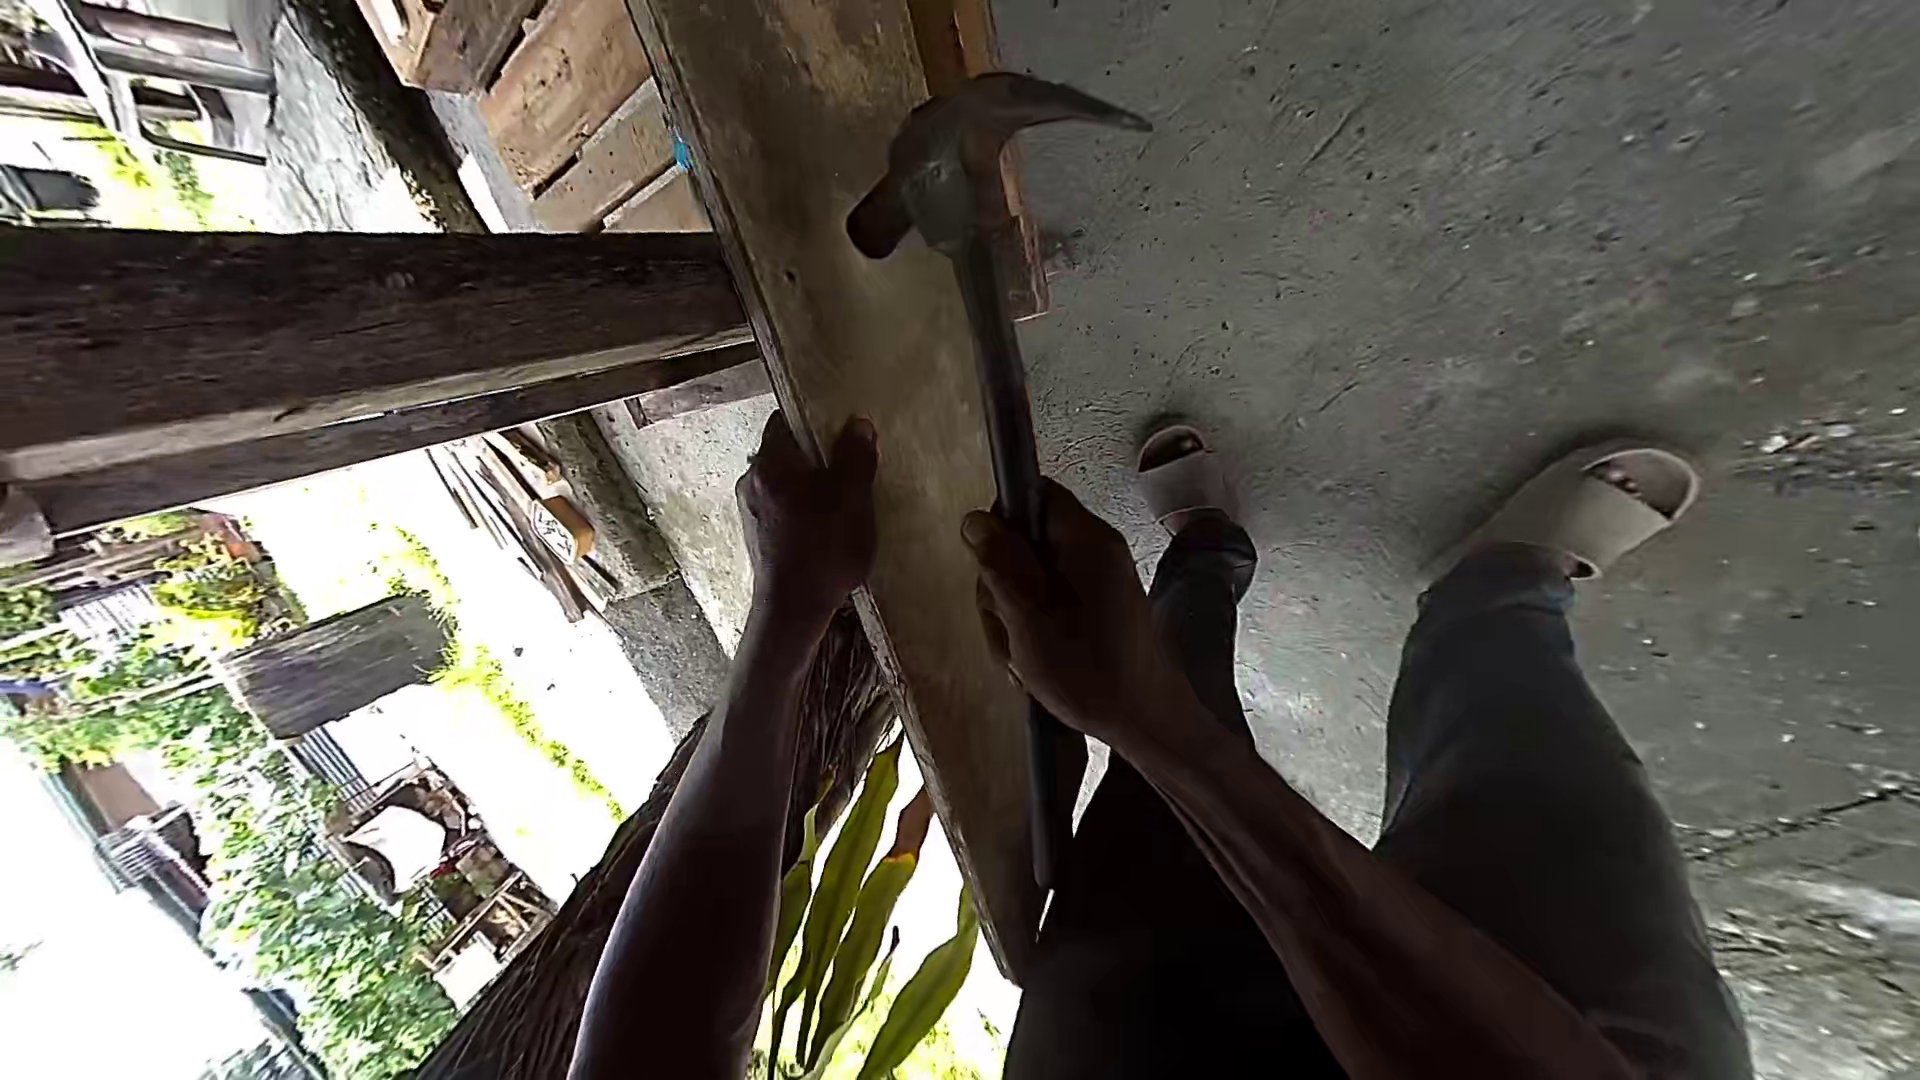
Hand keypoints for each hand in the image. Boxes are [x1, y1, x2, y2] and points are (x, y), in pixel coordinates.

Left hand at [738, 410, 877, 615]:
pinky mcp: (756, 538)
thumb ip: (854, 457)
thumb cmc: (823, 548)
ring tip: (842, 501)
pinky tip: (825, 530)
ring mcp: (749, 512)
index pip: (785, 421)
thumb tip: (858, 424)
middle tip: (850, 466)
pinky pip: (782, 510)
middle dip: (816, 457)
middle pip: (786, 454)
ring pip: (784, 484)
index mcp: (769, 464)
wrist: (793, 610)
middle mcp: (750, 482)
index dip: (814, 420)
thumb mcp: (851, 498)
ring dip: (810, 487)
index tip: (841, 430)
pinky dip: (802, 511)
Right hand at [963, 481, 1195, 746]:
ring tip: (1023, 656)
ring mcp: (1093, 581)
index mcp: (1086, 541)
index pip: (1033, 496)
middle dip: (1002, 586)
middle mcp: (1092, 552)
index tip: (990, 567)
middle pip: (1024, 541)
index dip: (1001, 523)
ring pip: (1028, 577)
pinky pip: (1045, 602)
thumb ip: (1002, 565)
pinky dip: (1030, 629)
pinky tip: (1033, 662)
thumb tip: (974, 520)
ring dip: (1012, 616)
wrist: (1146, 723)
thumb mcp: (1032, 619)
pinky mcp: (1092, 607)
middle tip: (1009, 629)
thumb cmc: (1092, 673)